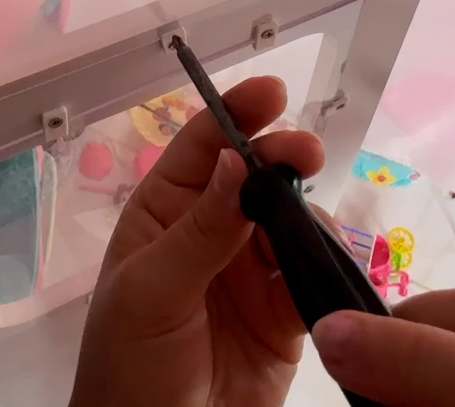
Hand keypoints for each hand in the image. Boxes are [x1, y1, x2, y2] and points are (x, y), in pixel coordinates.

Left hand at [70, 75, 323, 406]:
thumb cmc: (128, 364)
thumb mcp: (151, 290)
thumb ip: (199, 229)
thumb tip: (236, 161)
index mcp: (166, 210)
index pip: (202, 146)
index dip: (236, 113)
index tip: (273, 91)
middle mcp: (209, 229)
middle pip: (254, 175)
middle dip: (281, 155)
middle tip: (307, 153)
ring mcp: (248, 269)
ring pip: (289, 218)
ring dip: (306, 211)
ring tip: (313, 228)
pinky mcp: (283, 313)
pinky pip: (310, 273)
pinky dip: (324, 261)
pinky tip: (326, 262)